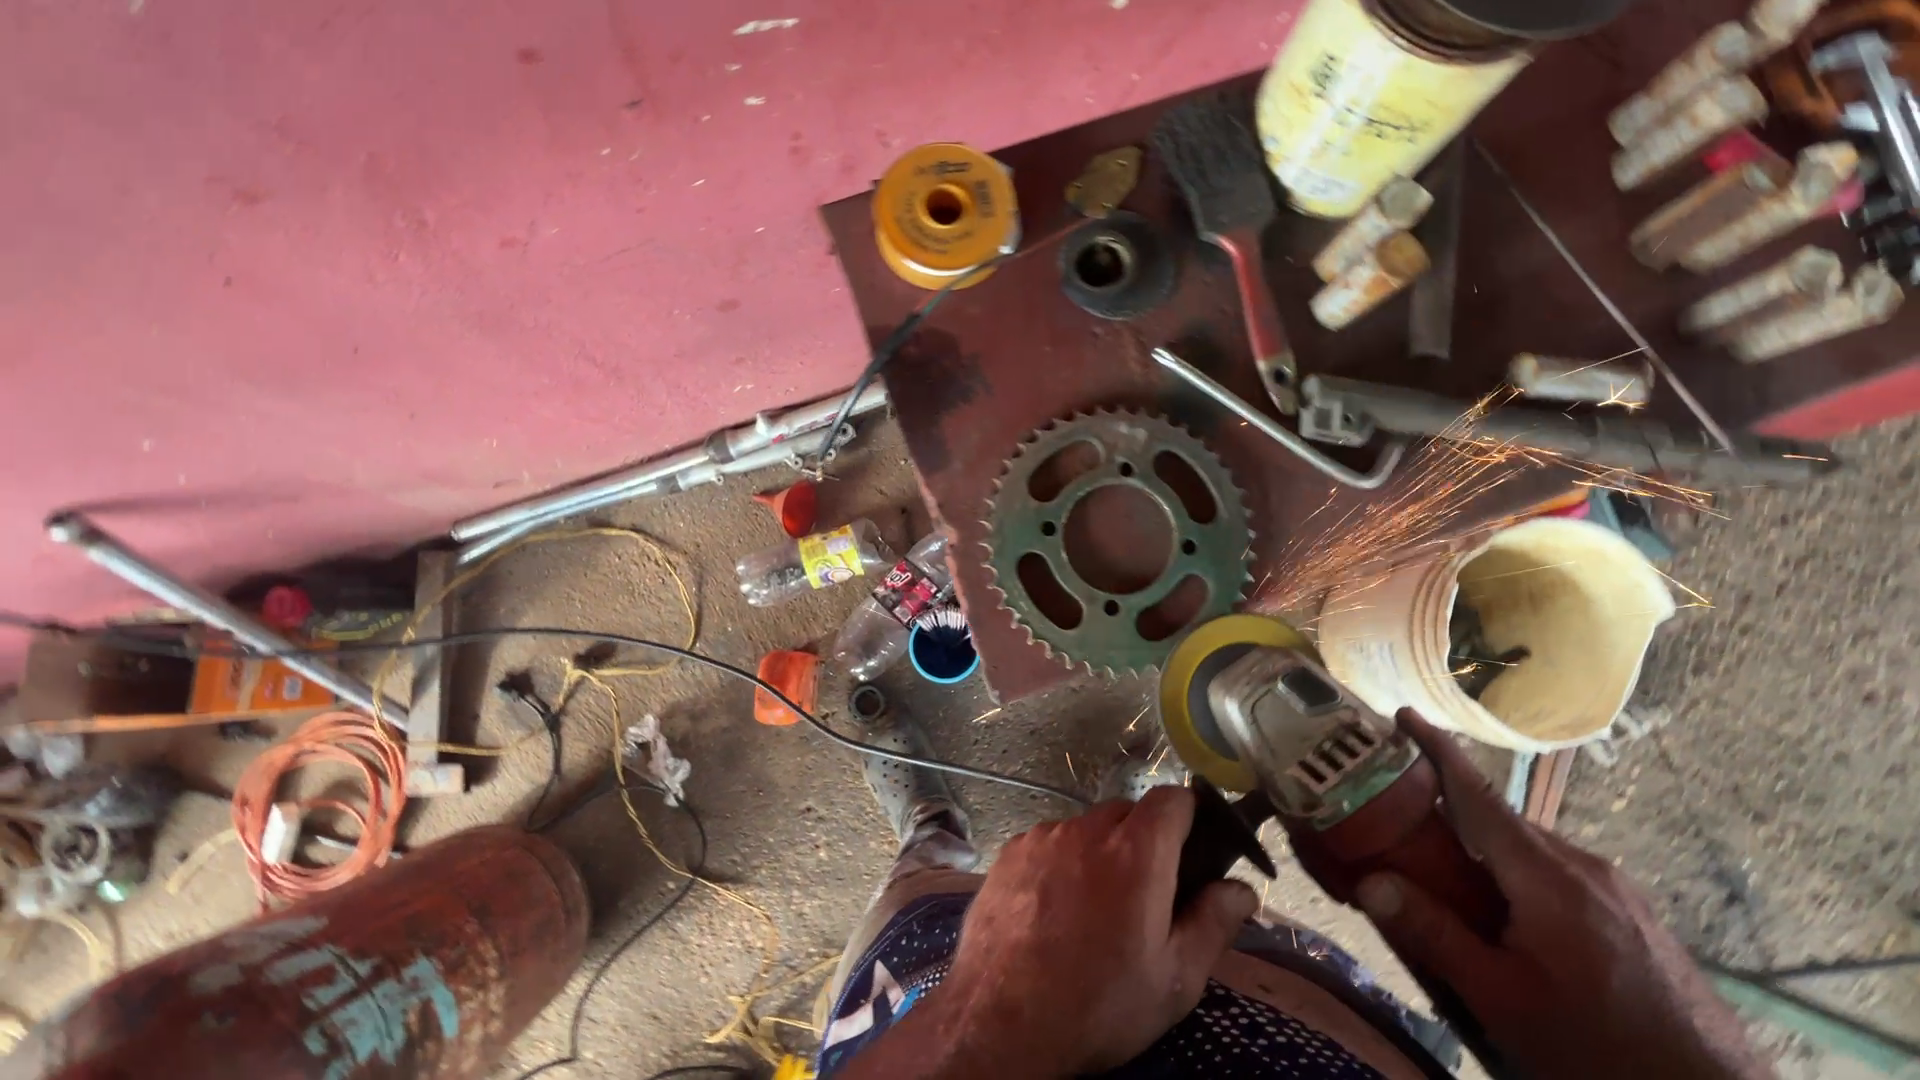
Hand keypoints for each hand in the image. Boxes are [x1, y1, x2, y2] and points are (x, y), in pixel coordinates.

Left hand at [936, 787, 1258, 1075]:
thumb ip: (1214, 924)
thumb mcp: (1174, 979)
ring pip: (1085, 828)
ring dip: (1099, 853)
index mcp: (1136, 852)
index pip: (1172, 799)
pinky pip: (1049, 844)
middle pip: (1127, 813)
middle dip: (1144, 842)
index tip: (1192, 849)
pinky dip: (1060, 864)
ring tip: (1093, 909)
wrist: (1000, 1021)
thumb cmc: (1098, 1004)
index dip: (1189, 816)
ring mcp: (1041, 838)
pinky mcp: (1008, 853)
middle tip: (1145, 895)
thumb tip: (1241, 889)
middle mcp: (1086, 830)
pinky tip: (1053, 910)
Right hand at [1346, 710, 1767, 1079]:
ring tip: (1445, 884)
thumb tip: (1368, 882)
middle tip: (1397, 825)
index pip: (1478, 796)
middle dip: (1448, 815)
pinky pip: (1558, 877)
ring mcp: (1617, 890)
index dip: (1437, 752)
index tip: (1403, 715)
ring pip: (1530, 853)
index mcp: (1548, 876)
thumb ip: (1434, 934)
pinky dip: (1516, 879)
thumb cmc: (1596, 1045)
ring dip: (1483, 855)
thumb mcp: (1501, 998)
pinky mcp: (1635, 916)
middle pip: (1500, 824)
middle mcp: (1585, 867)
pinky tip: (1506, 922)